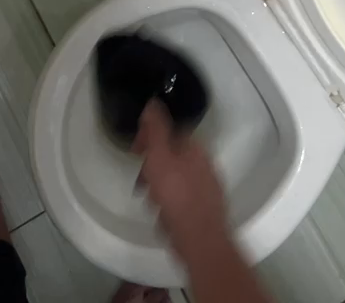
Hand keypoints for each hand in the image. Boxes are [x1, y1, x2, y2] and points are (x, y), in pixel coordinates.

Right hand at [133, 101, 230, 262]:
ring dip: (160, 189)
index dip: (150, 139)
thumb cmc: (177, 196)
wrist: (199, 241)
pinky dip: (171, 206)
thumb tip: (152, 103)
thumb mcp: (158, 155)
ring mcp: (208, 189)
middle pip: (172, 157)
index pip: (170, 131)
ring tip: (153, 202)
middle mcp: (206, 164)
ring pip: (176, 180)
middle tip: (143, 180)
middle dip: (154, 167)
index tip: (136, 150)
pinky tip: (165, 217)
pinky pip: (182, 200)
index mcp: (196, 147)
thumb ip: (154, 128)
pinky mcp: (206, 211)